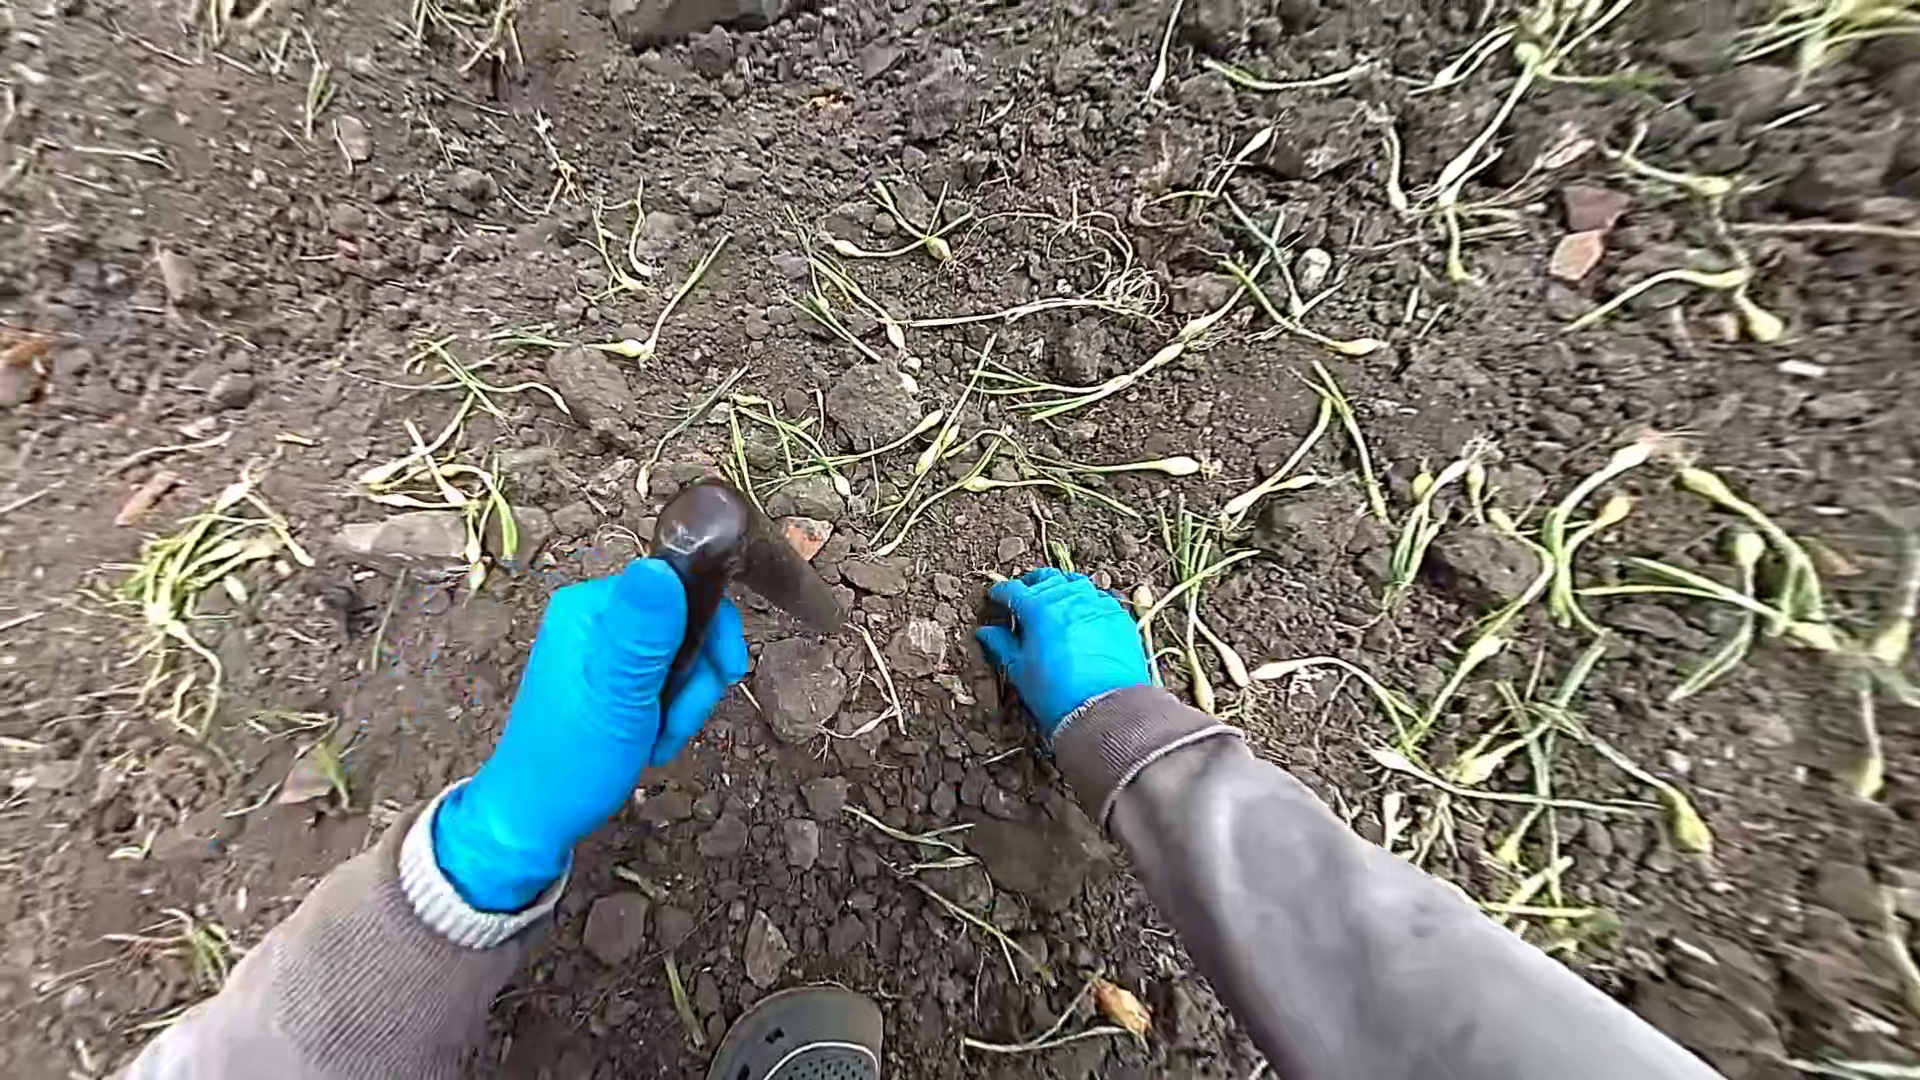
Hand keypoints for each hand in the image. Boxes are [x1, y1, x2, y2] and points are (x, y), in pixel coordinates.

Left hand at [433, 558, 749, 910]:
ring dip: (689, 698)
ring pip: (687, 653)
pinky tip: (657, 734)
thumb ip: (642, 632)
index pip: (683, 588)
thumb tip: (662, 568)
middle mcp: (602, 615)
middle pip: (690, 622)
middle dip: (698, 675)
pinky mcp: (618, 672)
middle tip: (681, 717)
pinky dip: (676, 707)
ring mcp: (611, 645)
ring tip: (664, 734)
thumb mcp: (617, 694)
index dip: (713, 630)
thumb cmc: (574, 758)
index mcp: (593, 605)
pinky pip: (671, 674)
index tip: (724, 675)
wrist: (538, 818)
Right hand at [975, 567, 1151, 738]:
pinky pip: (1098, 597)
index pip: (1012, 590)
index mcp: (1037, 608)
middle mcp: (1067, 598)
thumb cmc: (1058, 693)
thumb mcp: (1020, 670)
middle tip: (1023, 595)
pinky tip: (1082, 614)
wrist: (1105, 710)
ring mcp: (1095, 604)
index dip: (1000, 593)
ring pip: (1074, 582)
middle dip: (1030, 584)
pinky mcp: (1118, 616)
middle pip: (1045, 578)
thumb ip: (1002, 645)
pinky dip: (1086, 600)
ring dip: (1059, 587)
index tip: (996, 597)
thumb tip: (987, 632)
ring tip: (1053, 600)